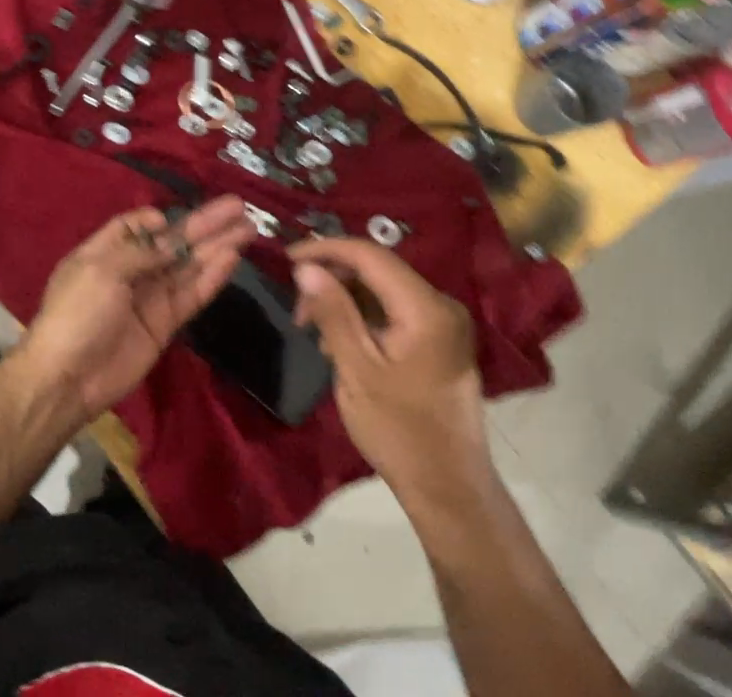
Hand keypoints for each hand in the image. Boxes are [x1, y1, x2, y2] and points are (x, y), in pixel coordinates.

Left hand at [18, 197, 255, 418]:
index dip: (156, 219)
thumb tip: (168, 234)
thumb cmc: (76, 314)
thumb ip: (140, 252)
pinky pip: (191, 295)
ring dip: (215, 246)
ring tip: (248, 227)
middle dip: (202, 226)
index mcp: (101, 254)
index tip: (176, 215)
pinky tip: (232, 257)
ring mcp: (148, 299)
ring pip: (186, 267)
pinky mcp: (164, 324)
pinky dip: (211, 277)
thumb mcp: (101, 271)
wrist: (69, 377)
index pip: (133, 228)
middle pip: (169, 244)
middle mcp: (127, 273)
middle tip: (238, 208)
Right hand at [288, 237, 491, 501]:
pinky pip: (393, 309)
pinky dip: (361, 316)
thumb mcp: (356, 369)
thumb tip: (305, 268)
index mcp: (426, 308)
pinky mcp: (437, 339)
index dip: (325, 249)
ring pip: (382, 289)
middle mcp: (441, 305)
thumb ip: (333, 313)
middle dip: (332, 278)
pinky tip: (338, 341)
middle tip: (296, 309)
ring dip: (343, 299)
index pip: (371, 255)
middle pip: (377, 269)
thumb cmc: (398, 428)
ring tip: (312, 329)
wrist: (446, 482)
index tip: (285, 259)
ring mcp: (442, 322)